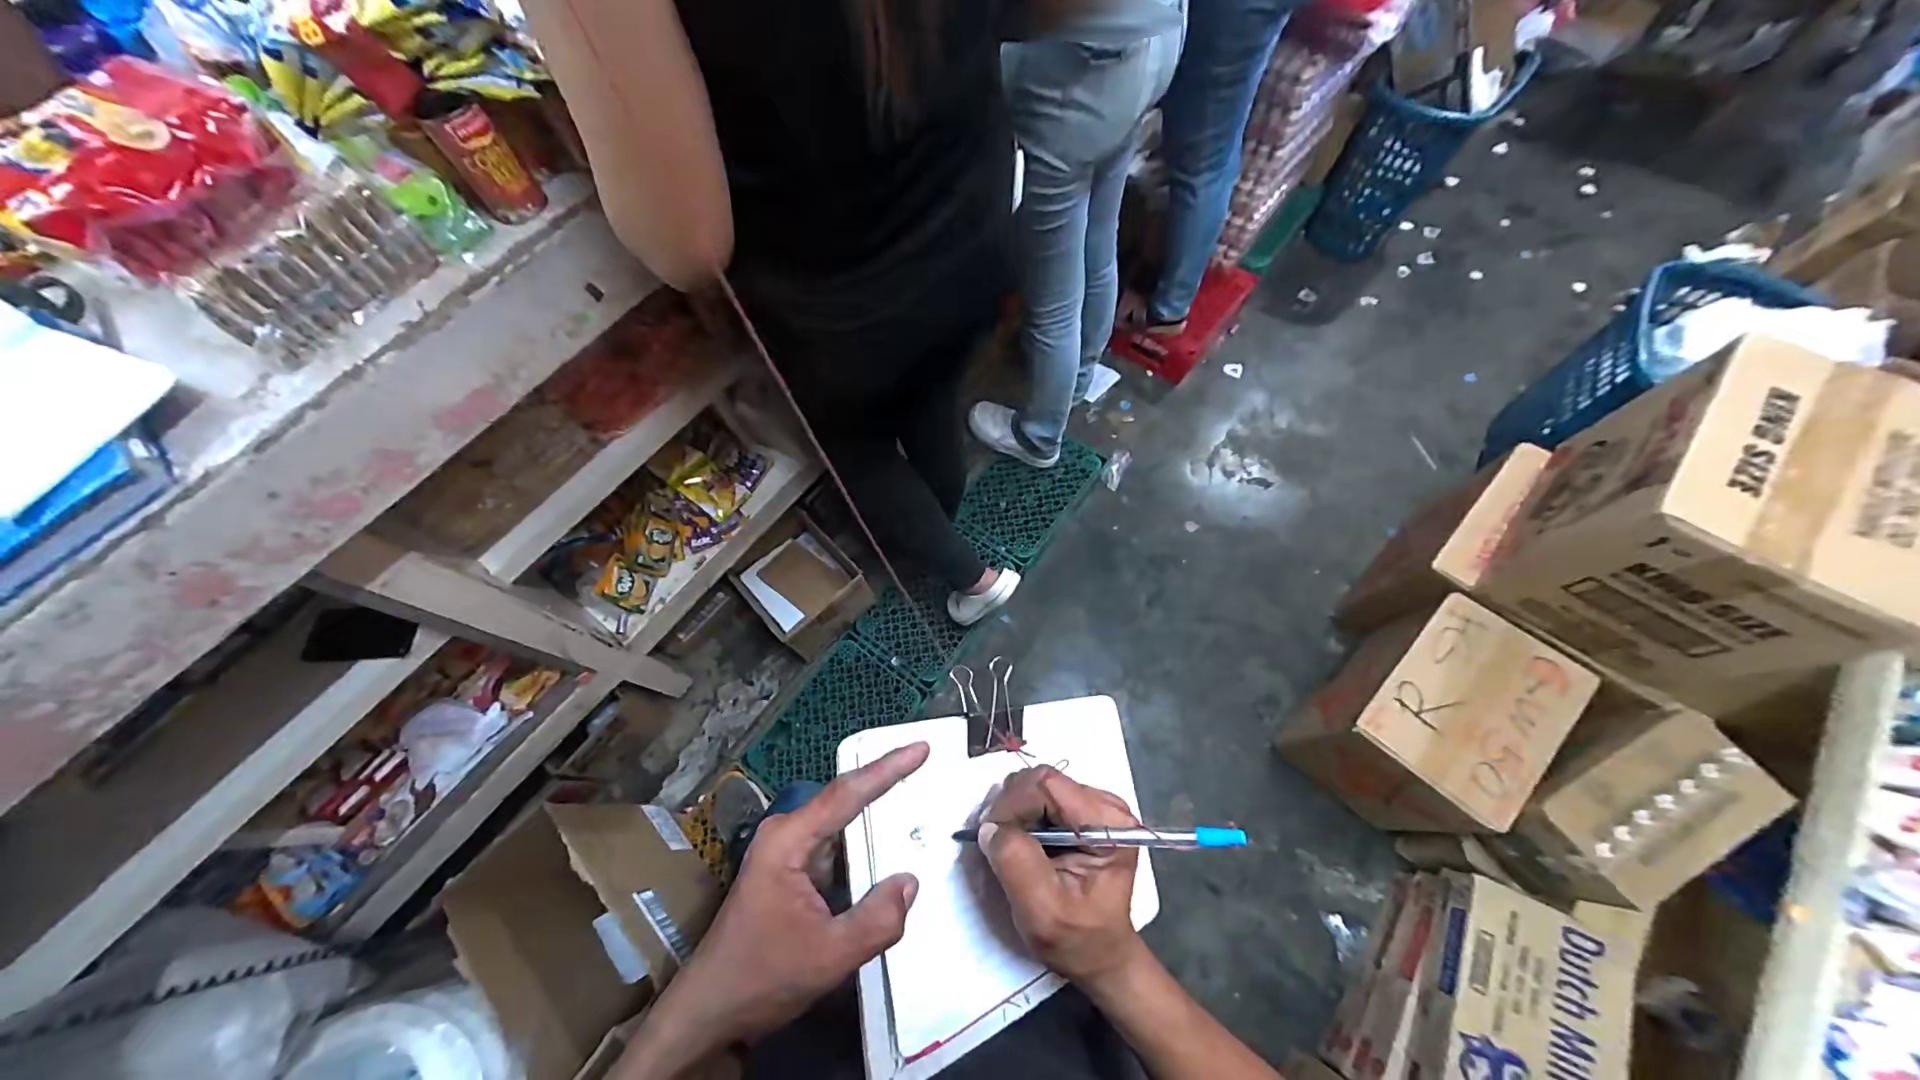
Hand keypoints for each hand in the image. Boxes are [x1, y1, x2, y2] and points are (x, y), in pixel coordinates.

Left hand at [619, 743, 928, 1077]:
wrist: (709, 1014)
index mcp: (788, 840)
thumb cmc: (760, 978)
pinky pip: (836, 850)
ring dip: (876, 821)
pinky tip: (888, 853)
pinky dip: (864, 849)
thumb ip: (876, 920)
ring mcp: (787, 853)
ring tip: (918, 805)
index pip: (846, 793)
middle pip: (845, 801)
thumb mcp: (828, 956)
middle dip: (886, 786)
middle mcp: (786, 835)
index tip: (921, 748)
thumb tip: (910, 882)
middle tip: (927, 769)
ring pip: (842, 827)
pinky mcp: (791, 873)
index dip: (887, 768)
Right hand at [977, 766, 1147, 985]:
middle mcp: (1106, 805)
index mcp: (1109, 824)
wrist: (1099, 956)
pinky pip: (1040, 797)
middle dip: (1010, 807)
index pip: (1048, 785)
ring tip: (1006, 845)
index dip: (1012, 804)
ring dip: (1013, 810)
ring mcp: (1094, 805)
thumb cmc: (1077, 940)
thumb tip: (990, 827)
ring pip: (1037, 785)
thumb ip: (1017, 863)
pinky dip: (1021, 815)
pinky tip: (1020, 842)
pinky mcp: (1080, 812)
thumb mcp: (1043, 912)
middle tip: (994, 842)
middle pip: (1042, 780)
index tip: (991, 837)